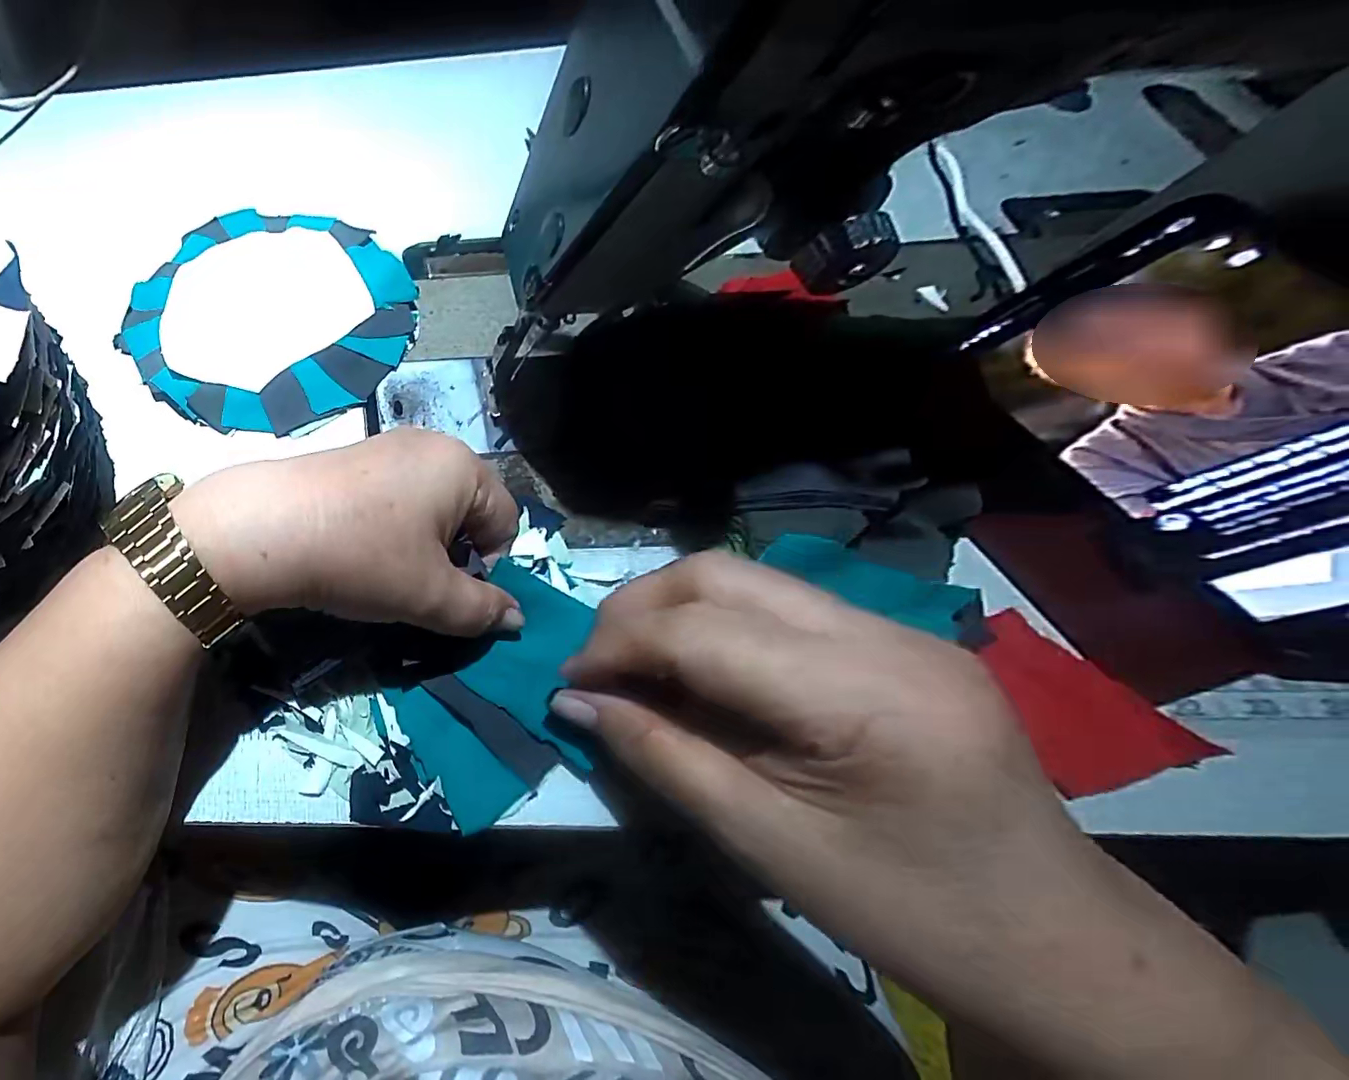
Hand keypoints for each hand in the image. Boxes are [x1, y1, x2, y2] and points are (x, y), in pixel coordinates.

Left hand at [172, 428, 522, 636]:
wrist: (265, 527)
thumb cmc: (363, 558)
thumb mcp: (429, 595)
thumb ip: (481, 610)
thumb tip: (515, 618)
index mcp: (463, 466)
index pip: (506, 522)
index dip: (488, 567)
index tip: (449, 592)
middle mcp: (431, 445)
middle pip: (468, 511)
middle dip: (453, 555)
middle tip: (418, 584)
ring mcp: (388, 446)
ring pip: (429, 507)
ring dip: (421, 545)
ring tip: (385, 570)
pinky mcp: (353, 459)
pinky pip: (394, 497)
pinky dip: (389, 528)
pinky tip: (358, 548)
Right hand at [552, 551, 1104, 983]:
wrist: (1058, 945)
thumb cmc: (906, 912)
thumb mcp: (763, 842)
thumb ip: (660, 757)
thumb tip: (574, 702)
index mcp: (865, 694)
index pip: (702, 630)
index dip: (617, 646)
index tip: (569, 682)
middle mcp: (884, 634)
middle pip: (720, 574)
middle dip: (636, 609)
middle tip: (597, 666)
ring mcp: (897, 628)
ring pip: (745, 578)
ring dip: (671, 611)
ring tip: (635, 666)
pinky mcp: (894, 639)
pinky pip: (777, 608)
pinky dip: (715, 627)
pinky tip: (698, 675)